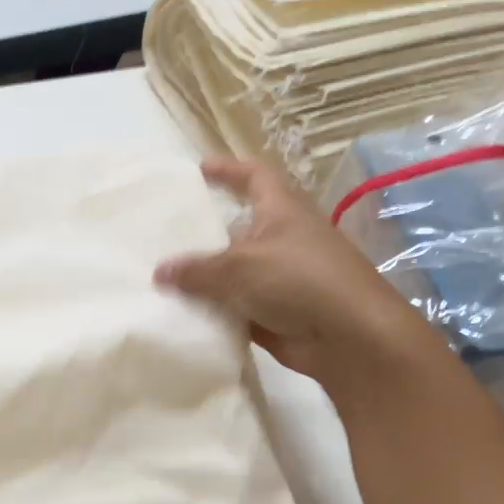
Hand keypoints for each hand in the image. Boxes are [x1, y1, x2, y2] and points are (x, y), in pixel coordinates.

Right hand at [154, 158, 442, 389]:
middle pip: (236, 227)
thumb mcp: (239, 267)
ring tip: (160, 279)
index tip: (199, 169)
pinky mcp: (271, 310)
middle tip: (164, 235)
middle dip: (203, 231)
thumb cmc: (297, 280)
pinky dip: (209, 309)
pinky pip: (232, 305)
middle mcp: (280, 238)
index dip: (229, 169)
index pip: (255, 177)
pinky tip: (179, 315)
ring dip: (201, 277)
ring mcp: (276, 276)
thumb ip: (195, 270)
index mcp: (281, 211)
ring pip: (230, 271)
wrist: (344, 334)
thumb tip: (159, 271)